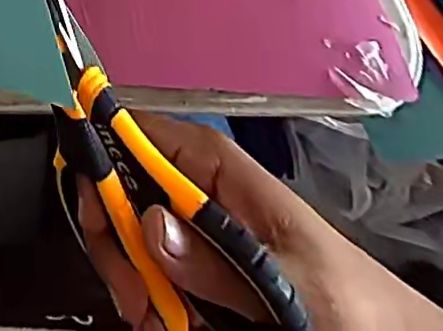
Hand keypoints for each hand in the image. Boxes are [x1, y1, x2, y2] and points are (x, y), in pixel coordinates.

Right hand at [75, 114, 442, 330]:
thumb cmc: (348, 298)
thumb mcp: (290, 284)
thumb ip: (219, 259)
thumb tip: (152, 225)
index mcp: (210, 161)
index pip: (132, 130)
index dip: (99, 157)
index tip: (94, 211)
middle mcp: (191, 180)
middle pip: (117, 185)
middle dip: (115, 239)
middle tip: (136, 294)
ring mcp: (190, 220)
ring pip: (126, 230)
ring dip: (131, 278)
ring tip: (159, 318)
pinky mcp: (193, 256)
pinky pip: (148, 265)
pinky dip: (148, 298)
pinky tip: (168, 322)